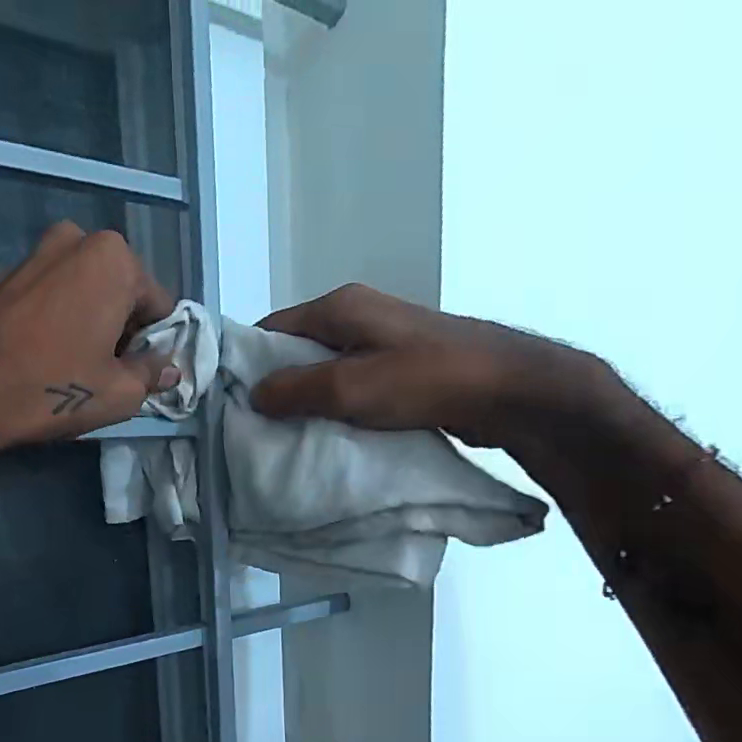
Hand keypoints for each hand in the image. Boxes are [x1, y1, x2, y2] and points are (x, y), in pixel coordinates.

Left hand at [0, 221, 176, 457]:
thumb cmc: (53, 388)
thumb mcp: (120, 393)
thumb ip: (152, 375)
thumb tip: (167, 369)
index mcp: (114, 258)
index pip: (159, 305)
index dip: (155, 343)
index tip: (140, 372)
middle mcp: (75, 241)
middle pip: (119, 291)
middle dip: (121, 326)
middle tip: (106, 369)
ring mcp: (33, 254)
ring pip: (82, 291)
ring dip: (88, 321)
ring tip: (72, 363)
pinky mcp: (1, 276)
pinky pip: (49, 297)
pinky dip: (55, 320)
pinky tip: (41, 355)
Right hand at [249, 284, 607, 448]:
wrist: (510, 390)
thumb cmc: (426, 379)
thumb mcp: (351, 387)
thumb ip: (296, 389)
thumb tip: (254, 394)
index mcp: (340, 306)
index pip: (272, 327)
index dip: (248, 362)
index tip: (231, 400)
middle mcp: (358, 315)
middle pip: (298, 350)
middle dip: (277, 385)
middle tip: (257, 426)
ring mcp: (383, 341)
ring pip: (326, 371)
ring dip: (309, 400)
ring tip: (288, 435)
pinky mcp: (402, 367)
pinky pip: (354, 386)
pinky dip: (338, 407)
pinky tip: (330, 435)